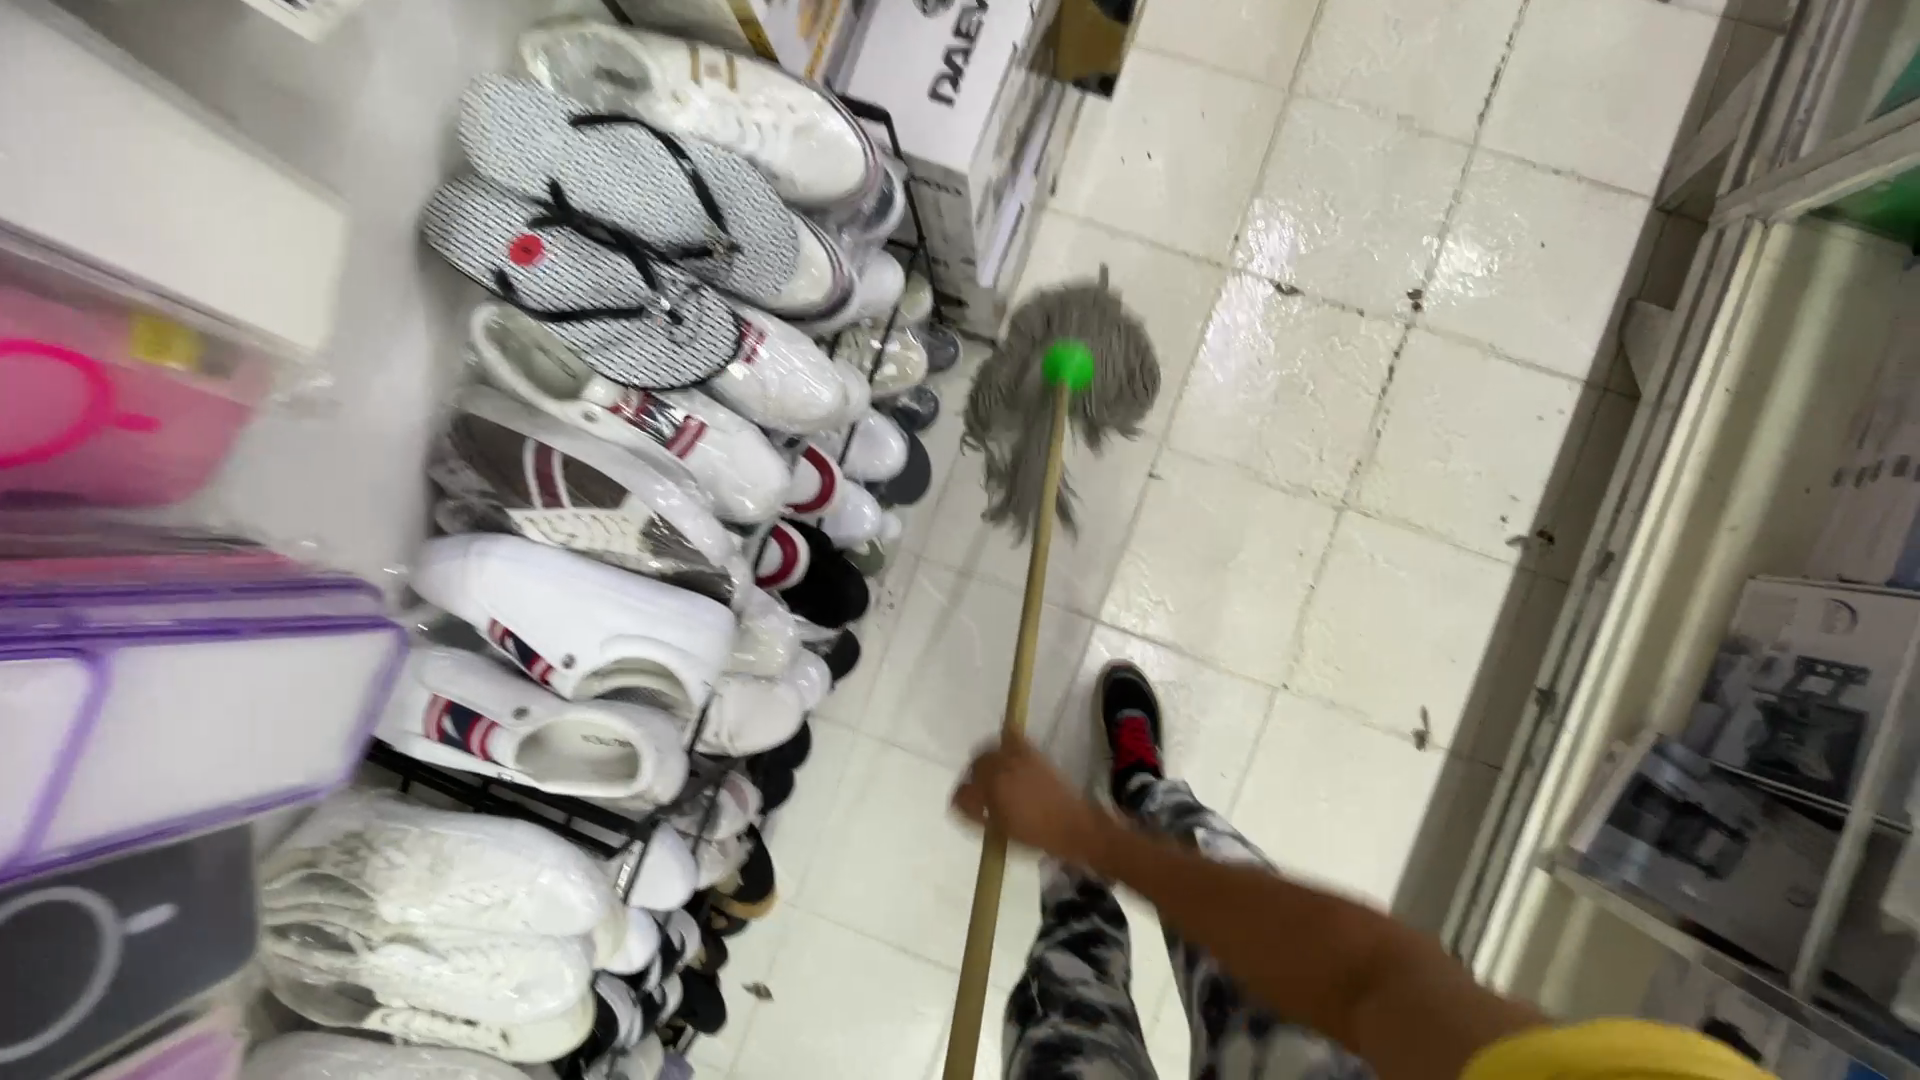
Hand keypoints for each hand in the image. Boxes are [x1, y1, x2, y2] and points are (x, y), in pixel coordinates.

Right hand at [951, 733, 1114, 868]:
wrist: (1072, 824)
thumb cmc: (1036, 835)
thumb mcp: (1001, 832)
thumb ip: (977, 816)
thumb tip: (961, 804)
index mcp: (990, 793)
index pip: (961, 792)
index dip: (962, 801)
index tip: (969, 808)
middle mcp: (999, 770)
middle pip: (974, 766)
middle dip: (973, 778)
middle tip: (982, 791)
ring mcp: (1016, 758)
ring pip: (989, 750)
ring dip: (987, 761)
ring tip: (994, 773)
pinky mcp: (1031, 751)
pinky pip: (1011, 735)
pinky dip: (1006, 740)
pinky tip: (1007, 753)